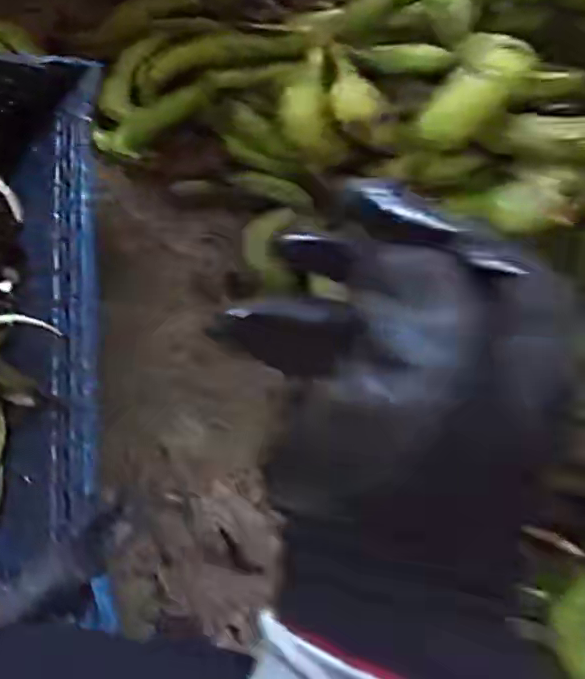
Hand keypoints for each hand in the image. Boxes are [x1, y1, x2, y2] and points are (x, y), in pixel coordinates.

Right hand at [213, 180, 573, 676]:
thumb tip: (388, 235)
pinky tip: (238, 335)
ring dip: (303, 299)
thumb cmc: (394, 466)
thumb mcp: (412, 377)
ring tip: (244, 302)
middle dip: (357, 255)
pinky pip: (332, 346)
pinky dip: (284, 333)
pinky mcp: (372, 403)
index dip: (429, 222)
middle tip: (289, 240)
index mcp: (515, 358)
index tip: (351, 195)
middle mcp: (482, 365)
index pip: (496, 265)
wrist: (369, 557)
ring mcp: (424, 387)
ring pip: (370, 314)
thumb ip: (418, 300)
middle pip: (430, 283)